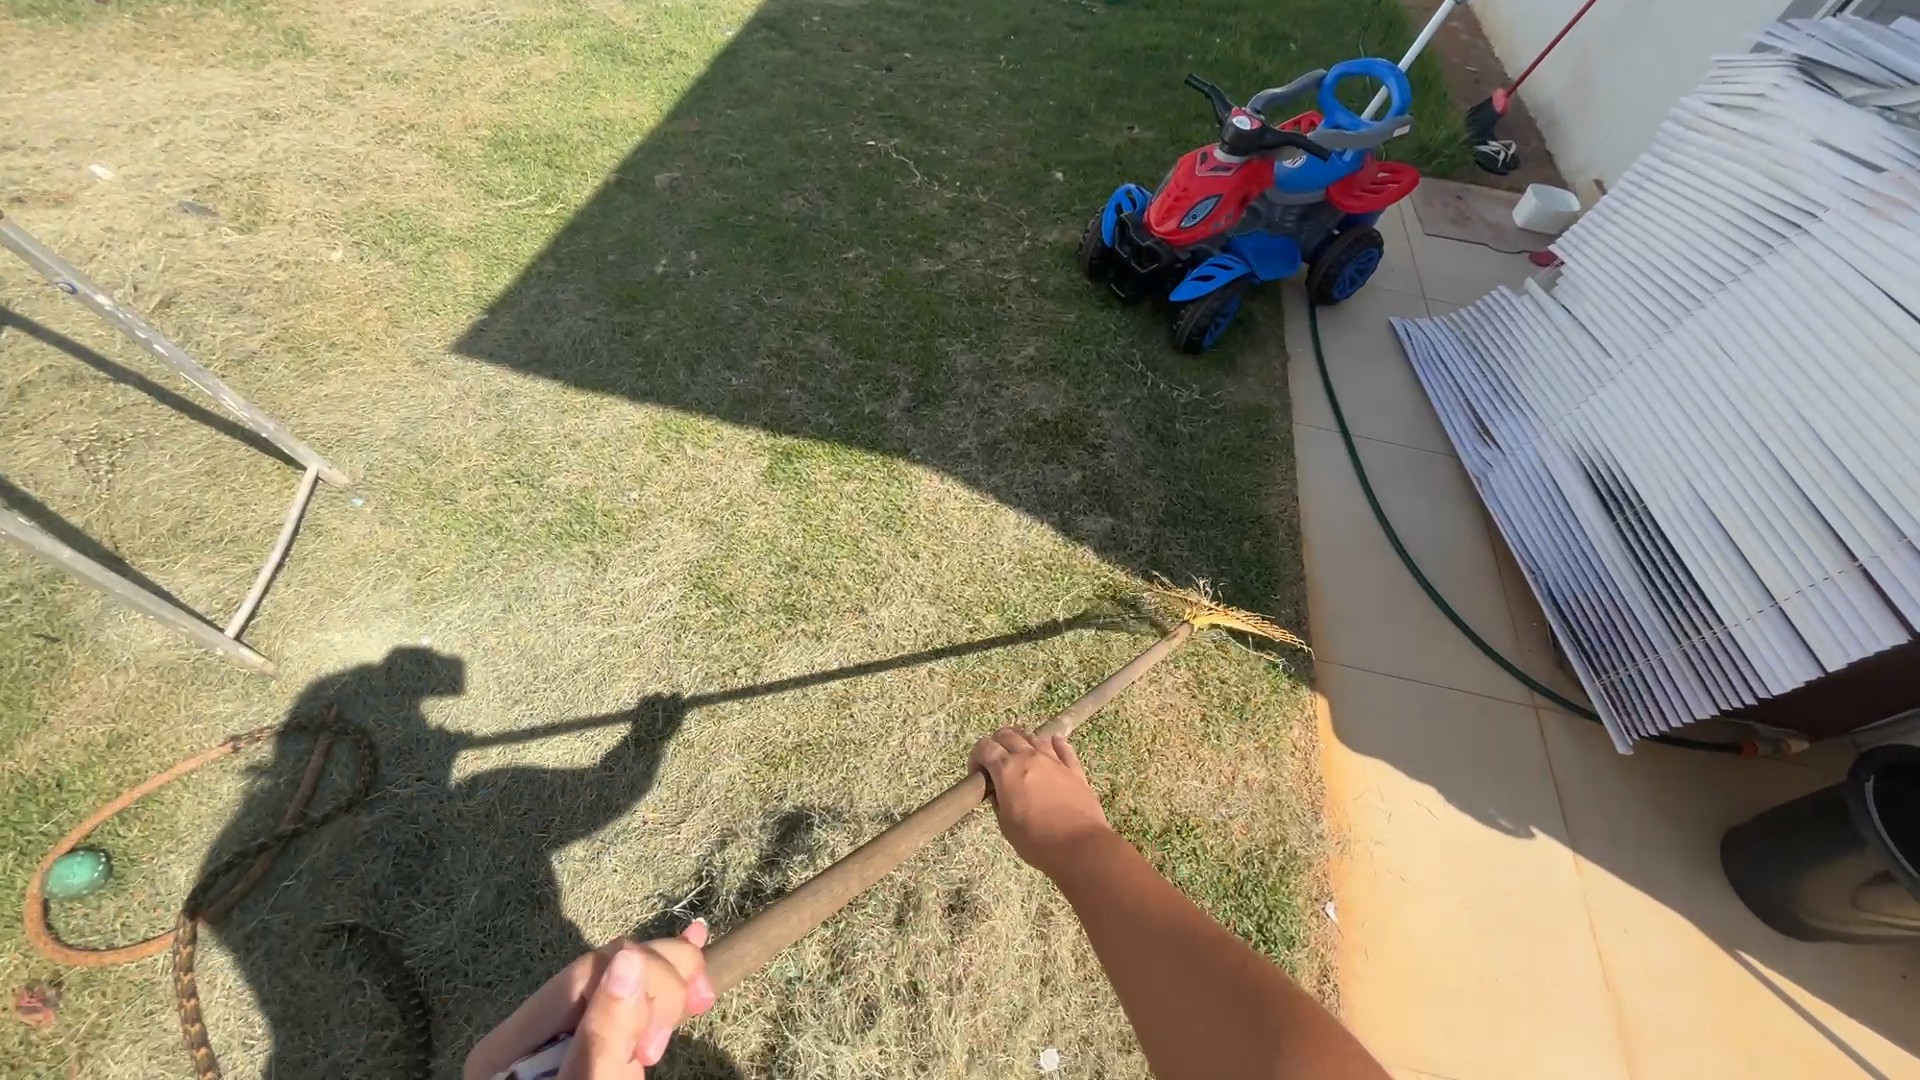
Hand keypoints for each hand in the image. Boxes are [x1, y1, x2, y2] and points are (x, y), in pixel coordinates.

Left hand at [463, 921, 716, 1079]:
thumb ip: (603, 1037)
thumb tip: (631, 957)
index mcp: (511, 1041)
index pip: (590, 970)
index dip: (645, 984)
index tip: (662, 1045)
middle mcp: (533, 1027)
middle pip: (610, 965)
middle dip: (660, 984)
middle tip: (680, 1030)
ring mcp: (563, 1033)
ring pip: (629, 976)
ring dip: (664, 996)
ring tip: (672, 1032)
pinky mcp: (590, 1041)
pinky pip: (631, 992)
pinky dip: (667, 975)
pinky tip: (694, 941)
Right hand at [970, 728, 1112, 876]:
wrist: (1078, 845)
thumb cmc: (1035, 839)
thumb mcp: (1005, 823)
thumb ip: (999, 800)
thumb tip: (999, 790)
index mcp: (1007, 769)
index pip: (985, 747)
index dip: (976, 756)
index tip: (977, 772)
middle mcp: (1029, 756)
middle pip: (1008, 735)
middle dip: (997, 743)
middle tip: (995, 760)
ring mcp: (1054, 760)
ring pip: (1034, 738)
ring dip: (1023, 742)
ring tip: (1021, 754)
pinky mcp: (1074, 769)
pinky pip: (1063, 748)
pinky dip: (1055, 743)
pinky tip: (1053, 742)